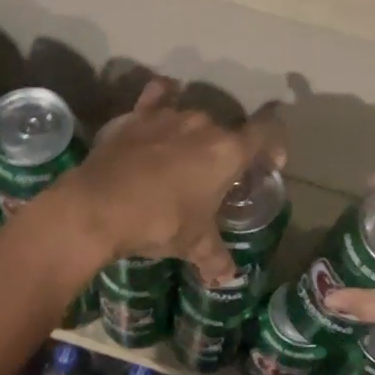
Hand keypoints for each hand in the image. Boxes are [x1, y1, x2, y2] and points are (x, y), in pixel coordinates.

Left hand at [50, 78, 287, 283]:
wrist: (99, 206)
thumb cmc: (160, 222)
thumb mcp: (193, 244)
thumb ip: (214, 257)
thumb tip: (226, 277)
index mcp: (227, 151)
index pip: (266, 132)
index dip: (275, 144)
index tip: (271, 163)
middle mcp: (202, 123)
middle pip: (227, 129)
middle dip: (228, 150)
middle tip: (218, 178)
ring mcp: (167, 115)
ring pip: (193, 116)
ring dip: (195, 134)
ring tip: (185, 159)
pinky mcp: (135, 117)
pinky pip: (156, 97)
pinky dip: (162, 100)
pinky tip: (159, 112)